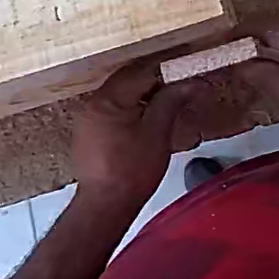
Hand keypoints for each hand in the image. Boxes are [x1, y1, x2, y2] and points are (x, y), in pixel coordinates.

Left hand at [70, 60, 203, 208]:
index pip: (142, 72)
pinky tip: (149, 119)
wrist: (105, 206)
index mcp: (108, 100)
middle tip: (182, 87)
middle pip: (129, 80)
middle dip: (157, 81)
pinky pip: (114, 109)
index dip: (168, 72)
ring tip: (169, 103)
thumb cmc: (131, 173)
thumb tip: (189, 83)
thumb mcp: (158, 133)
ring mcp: (89, 119)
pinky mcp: (90, 133)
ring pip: (121, 94)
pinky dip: (133, 107)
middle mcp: (94, 104)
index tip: (189, 76)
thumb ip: (171, 101)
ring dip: (145, 94)